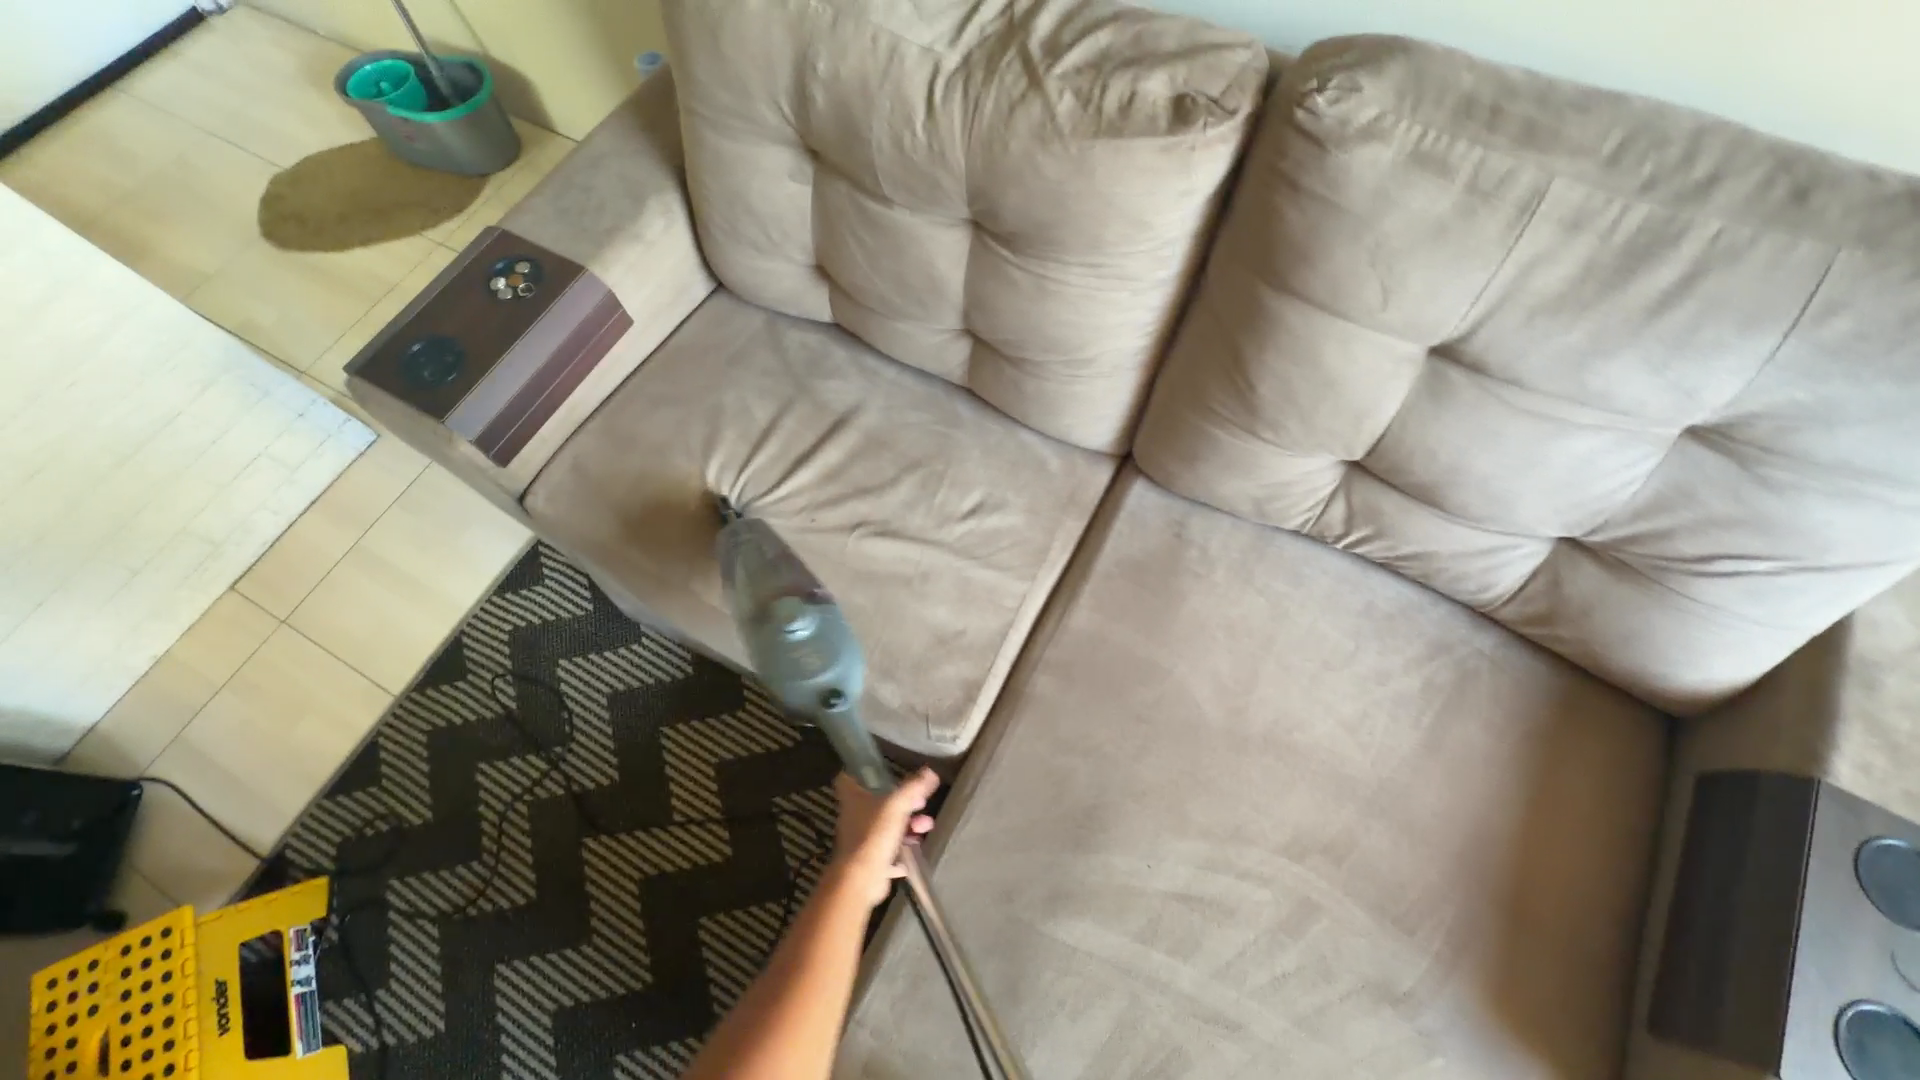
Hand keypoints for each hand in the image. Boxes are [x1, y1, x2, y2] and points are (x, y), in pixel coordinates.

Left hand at [828, 767, 939, 906]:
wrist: (861, 878)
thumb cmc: (874, 834)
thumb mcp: (897, 804)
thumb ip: (914, 787)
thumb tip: (930, 772)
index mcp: (853, 797)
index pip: (848, 777)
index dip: (863, 771)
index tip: (882, 770)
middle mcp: (854, 816)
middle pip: (877, 803)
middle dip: (903, 804)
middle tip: (921, 804)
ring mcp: (860, 840)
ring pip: (886, 828)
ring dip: (907, 827)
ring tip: (924, 828)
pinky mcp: (869, 861)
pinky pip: (888, 853)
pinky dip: (901, 853)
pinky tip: (913, 851)